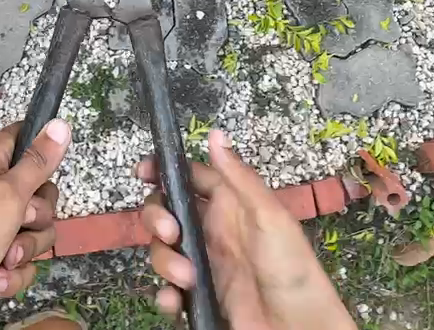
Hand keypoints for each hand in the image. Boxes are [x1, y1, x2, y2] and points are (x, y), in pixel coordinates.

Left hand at [0, 119, 70, 329]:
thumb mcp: (9, 195)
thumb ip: (38, 161)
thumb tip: (60, 122)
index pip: (29, 137)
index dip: (43, 157)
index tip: (40, 180)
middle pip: (41, 191)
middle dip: (37, 219)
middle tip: (19, 226)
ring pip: (34, 229)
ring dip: (24, 251)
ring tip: (3, 263)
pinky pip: (20, 257)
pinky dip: (12, 273)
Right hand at [138, 130, 352, 329]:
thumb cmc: (291, 268)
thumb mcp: (270, 217)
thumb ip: (239, 177)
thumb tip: (215, 133)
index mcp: (228, 203)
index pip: (188, 176)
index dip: (163, 170)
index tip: (142, 172)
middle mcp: (210, 229)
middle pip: (165, 210)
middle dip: (157, 217)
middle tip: (170, 233)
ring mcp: (202, 264)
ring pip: (162, 249)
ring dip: (165, 260)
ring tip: (188, 279)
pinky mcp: (198, 297)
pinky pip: (168, 290)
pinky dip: (165, 295)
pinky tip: (175, 301)